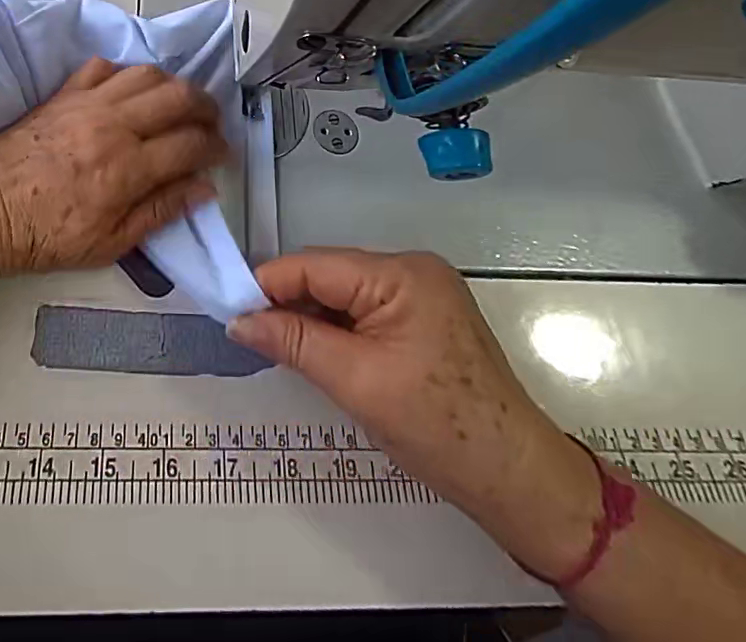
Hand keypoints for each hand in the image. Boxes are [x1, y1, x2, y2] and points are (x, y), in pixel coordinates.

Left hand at [0, 58, 225, 289]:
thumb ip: (158, 212)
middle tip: (208, 126)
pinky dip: (123, 73)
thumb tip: (202, 188)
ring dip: (171, 85)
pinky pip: (101, 67)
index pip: (191, 144)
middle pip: (178, 96)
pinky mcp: (60, 95)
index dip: (216, 148)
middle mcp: (111, 126)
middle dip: (205, 108)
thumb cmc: (40, 236)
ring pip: (145, 73)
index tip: (221, 155)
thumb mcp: (106, 244)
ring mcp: (84, 104)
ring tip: (176, 106)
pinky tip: (127, 93)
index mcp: (126, 169)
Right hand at [227, 249, 601, 578]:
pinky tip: (313, 350)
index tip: (228, 312)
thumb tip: (236, 321)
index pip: (310, 266)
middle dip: (284, 303)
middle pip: (322, 274)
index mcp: (400, 275)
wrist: (517, 480)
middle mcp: (409, 270)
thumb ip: (291, 340)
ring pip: (336, 292)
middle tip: (249, 335)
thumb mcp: (353, 381)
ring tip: (278, 347)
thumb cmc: (439, 428)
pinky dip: (331, 328)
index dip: (264, 286)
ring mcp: (418, 292)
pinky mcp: (419, 315)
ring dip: (306, 317)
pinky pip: (357, 308)